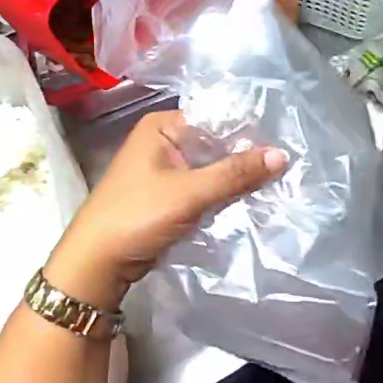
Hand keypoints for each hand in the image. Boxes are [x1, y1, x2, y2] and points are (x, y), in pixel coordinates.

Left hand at [45, 111, 287, 308]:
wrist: (95, 265)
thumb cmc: (136, 217)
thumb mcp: (190, 193)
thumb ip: (235, 173)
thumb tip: (283, 155)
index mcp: (163, 126)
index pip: (217, 117)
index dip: (249, 130)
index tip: (284, 142)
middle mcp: (165, 140)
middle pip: (217, 142)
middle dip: (246, 156)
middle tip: (287, 165)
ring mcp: (167, 168)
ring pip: (213, 166)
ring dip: (237, 177)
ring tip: (276, 181)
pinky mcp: (171, 194)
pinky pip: (206, 186)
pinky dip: (224, 193)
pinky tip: (251, 198)